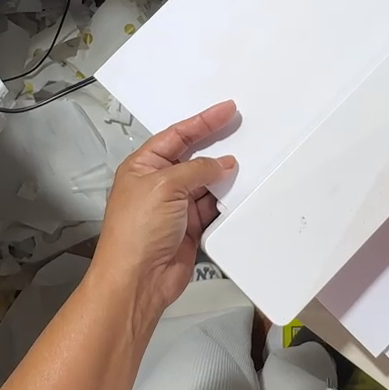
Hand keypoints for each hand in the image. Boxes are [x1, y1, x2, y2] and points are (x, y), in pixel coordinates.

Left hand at [91, 101, 237, 323]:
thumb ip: (197, 170)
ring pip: (206, 182)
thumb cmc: (139, 229)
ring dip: (225, 175)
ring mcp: (175, 206)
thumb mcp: (165, 186)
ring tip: (250, 161)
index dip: (202, 121)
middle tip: (243, 129)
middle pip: (193, 157)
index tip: (227, 109)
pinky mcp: (191, 227)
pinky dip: (227, 200)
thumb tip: (224, 165)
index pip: (176, 135)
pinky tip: (241, 192)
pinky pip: (213, 207)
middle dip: (217, 145)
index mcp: (143, 166)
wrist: (138, 280)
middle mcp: (159, 183)